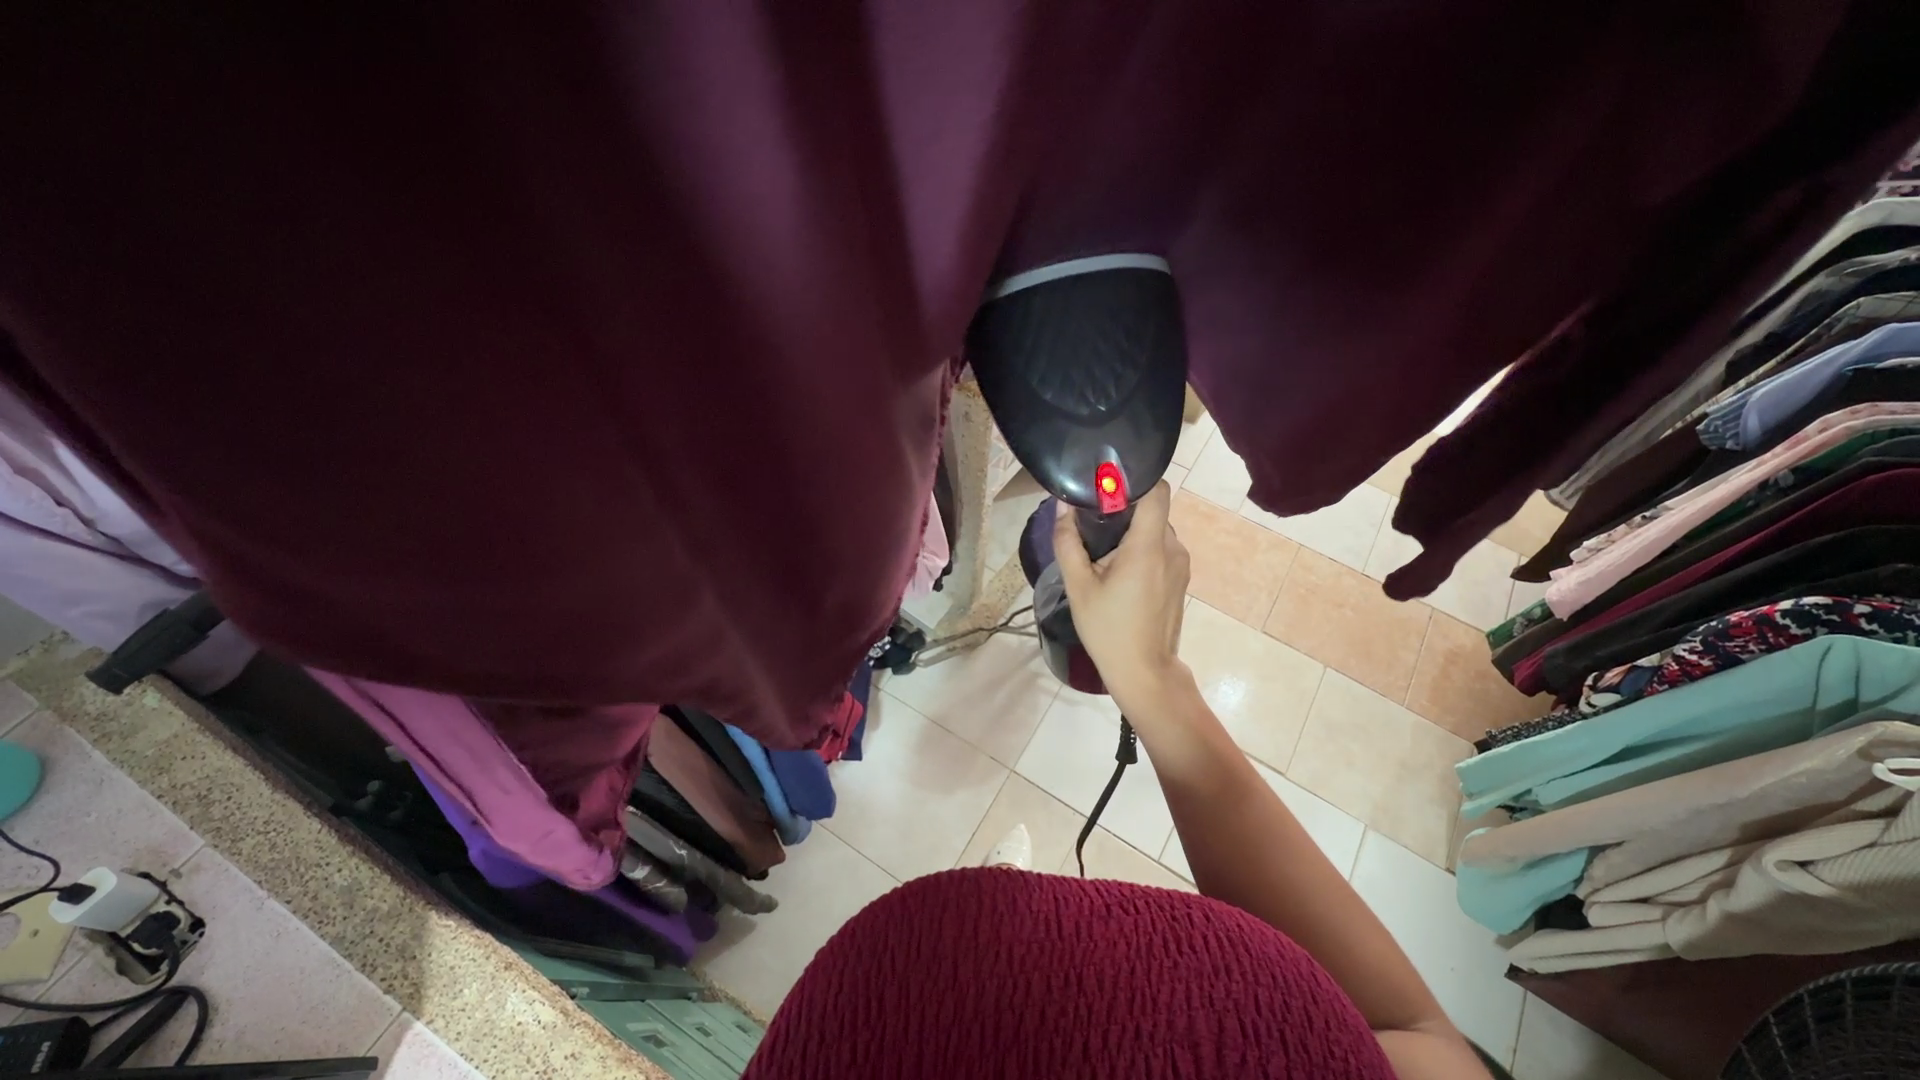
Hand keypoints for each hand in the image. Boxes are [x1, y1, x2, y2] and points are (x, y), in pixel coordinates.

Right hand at [1050, 481, 1194, 722]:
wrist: (1143, 672)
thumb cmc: (1108, 630)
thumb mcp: (1079, 586)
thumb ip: (1068, 542)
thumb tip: (1062, 506)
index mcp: (1149, 546)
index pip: (1156, 490)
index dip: (1135, 480)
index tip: (1107, 487)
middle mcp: (1172, 548)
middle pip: (1152, 510)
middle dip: (1124, 511)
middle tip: (1092, 523)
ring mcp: (1181, 564)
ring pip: (1156, 530)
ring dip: (1132, 533)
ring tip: (1102, 552)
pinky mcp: (1181, 578)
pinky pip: (1161, 549)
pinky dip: (1141, 550)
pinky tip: (1118, 571)